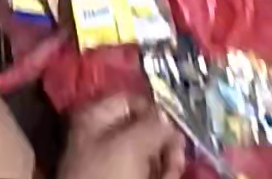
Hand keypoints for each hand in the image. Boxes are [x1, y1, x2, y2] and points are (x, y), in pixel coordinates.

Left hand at [58, 95, 185, 178]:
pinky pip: (142, 175)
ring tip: (172, 173)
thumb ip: (152, 125)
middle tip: (177, 159)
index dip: (156, 112)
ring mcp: (107, 165)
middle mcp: (99, 136)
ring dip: (164, 165)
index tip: (177, 130)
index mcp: (94, 116)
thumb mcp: (131, 145)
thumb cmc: (106, 177)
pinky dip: (158, 177)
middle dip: (163, 144)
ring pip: (145, 157)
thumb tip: (167, 118)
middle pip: (141, 131)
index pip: (131, 101)